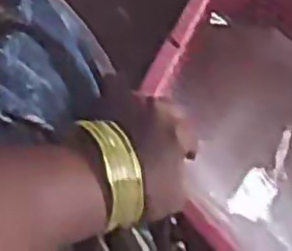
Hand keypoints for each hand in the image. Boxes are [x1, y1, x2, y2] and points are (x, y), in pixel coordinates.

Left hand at [103, 90, 194, 222]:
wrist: (101, 171)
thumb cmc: (146, 187)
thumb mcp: (176, 194)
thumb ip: (179, 172)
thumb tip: (175, 167)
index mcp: (178, 126)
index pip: (189, 134)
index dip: (186, 146)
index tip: (183, 157)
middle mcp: (155, 103)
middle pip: (166, 109)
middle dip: (164, 122)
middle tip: (159, 138)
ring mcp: (128, 97)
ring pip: (140, 102)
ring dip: (140, 113)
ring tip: (134, 129)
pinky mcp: (103, 97)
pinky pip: (115, 99)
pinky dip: (117, 108)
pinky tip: (115, 122)